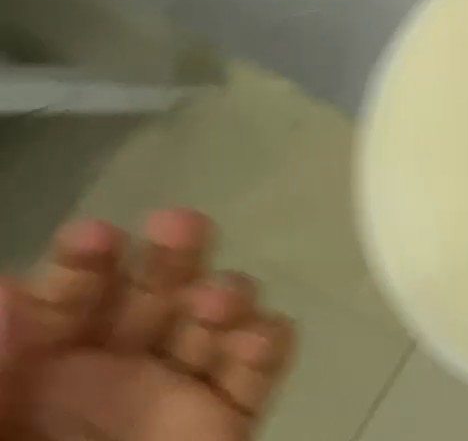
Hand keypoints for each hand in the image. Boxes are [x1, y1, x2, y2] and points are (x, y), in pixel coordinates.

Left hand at [0, 209, 295, 440]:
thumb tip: (9, 292)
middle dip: (173, 257)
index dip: (84, 266)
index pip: (69, 301)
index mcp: (32, 378)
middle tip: (180, 224)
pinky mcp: (223, 424)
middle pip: (154, 297)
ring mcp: (172, 399)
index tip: (94, 237)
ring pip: (215, 324)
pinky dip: (265, 347)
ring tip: (216, 297)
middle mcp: (108, 379)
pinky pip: (257, 377)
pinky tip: (254, 334)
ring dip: (225, 297)